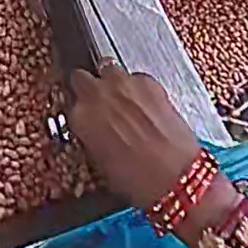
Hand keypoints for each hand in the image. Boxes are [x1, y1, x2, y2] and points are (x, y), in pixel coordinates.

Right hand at [68, 62, 206, 211]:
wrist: (176, 176)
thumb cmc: (139, 179)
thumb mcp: (101, 164)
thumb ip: (92, 137)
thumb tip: (95, 131)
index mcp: (81, 117)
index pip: (71, 104)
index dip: (81, 111)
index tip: (88, 118)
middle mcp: (98, 95)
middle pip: (81, 77)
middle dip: (89, 88)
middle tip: (100, 103)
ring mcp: (123, 84)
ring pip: (108, 68)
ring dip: (112, 82)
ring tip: (123, 100)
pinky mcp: (148, 81)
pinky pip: (135, 76)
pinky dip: (137, 87)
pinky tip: (146, 105)